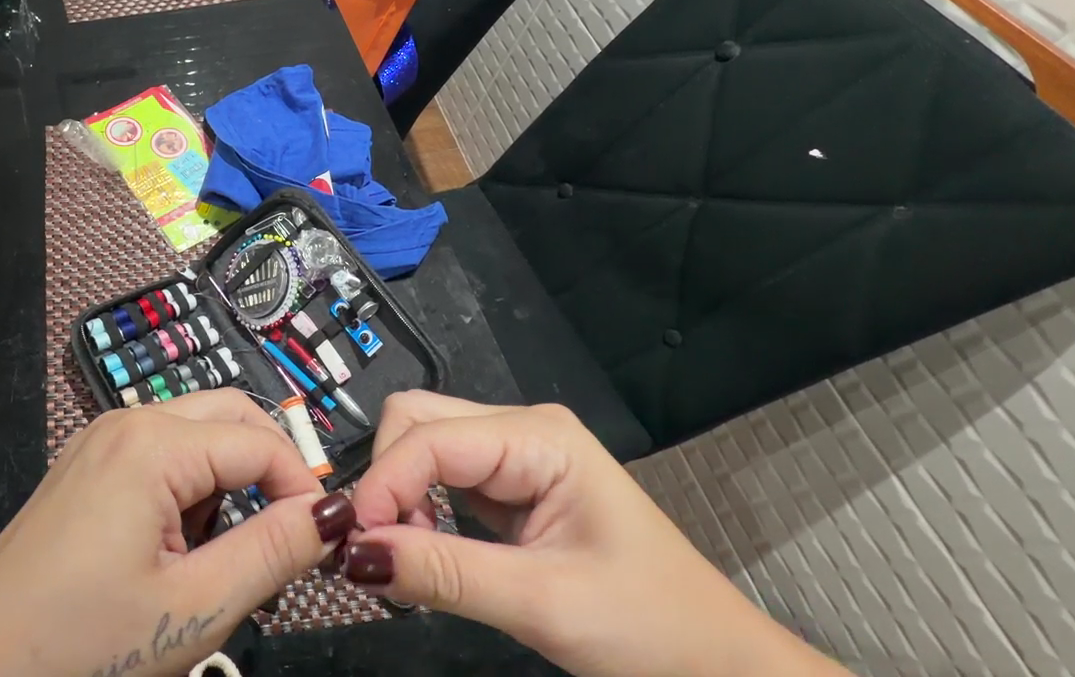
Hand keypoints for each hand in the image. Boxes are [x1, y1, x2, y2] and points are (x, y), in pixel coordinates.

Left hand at [0, 389, 354, 676]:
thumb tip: (334, 514)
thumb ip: (273, 552)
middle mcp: (125, 421)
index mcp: (152, 444)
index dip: (303, 487)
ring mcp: (100, 438)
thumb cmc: (85, 643)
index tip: (327, 542)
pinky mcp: (87, 463)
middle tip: (289, 535)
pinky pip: (160, 449)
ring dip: (230, 475)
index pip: (259, 441)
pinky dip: (191, 481)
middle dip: (270, 465)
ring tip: (227, 553)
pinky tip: (178, 544)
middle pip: (229, 414)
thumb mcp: (194, 607)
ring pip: (196, 430)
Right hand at [343, 392, 851, 676]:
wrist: (722, 668)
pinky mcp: (509, 487)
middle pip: (417, 422)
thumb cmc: (651, 629)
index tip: (354, 546)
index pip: (429, 436)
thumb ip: (443, 574)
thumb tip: (352, 555)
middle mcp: (520, 430)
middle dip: (388, 480)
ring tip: (405, 558)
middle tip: (382, 551)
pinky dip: (417, 509)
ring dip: (399, 496)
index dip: (384, 483)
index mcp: (538, 437)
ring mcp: (514, 456)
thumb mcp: (544, 605)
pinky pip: (441, 479)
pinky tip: (426, 550)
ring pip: (422, 447)